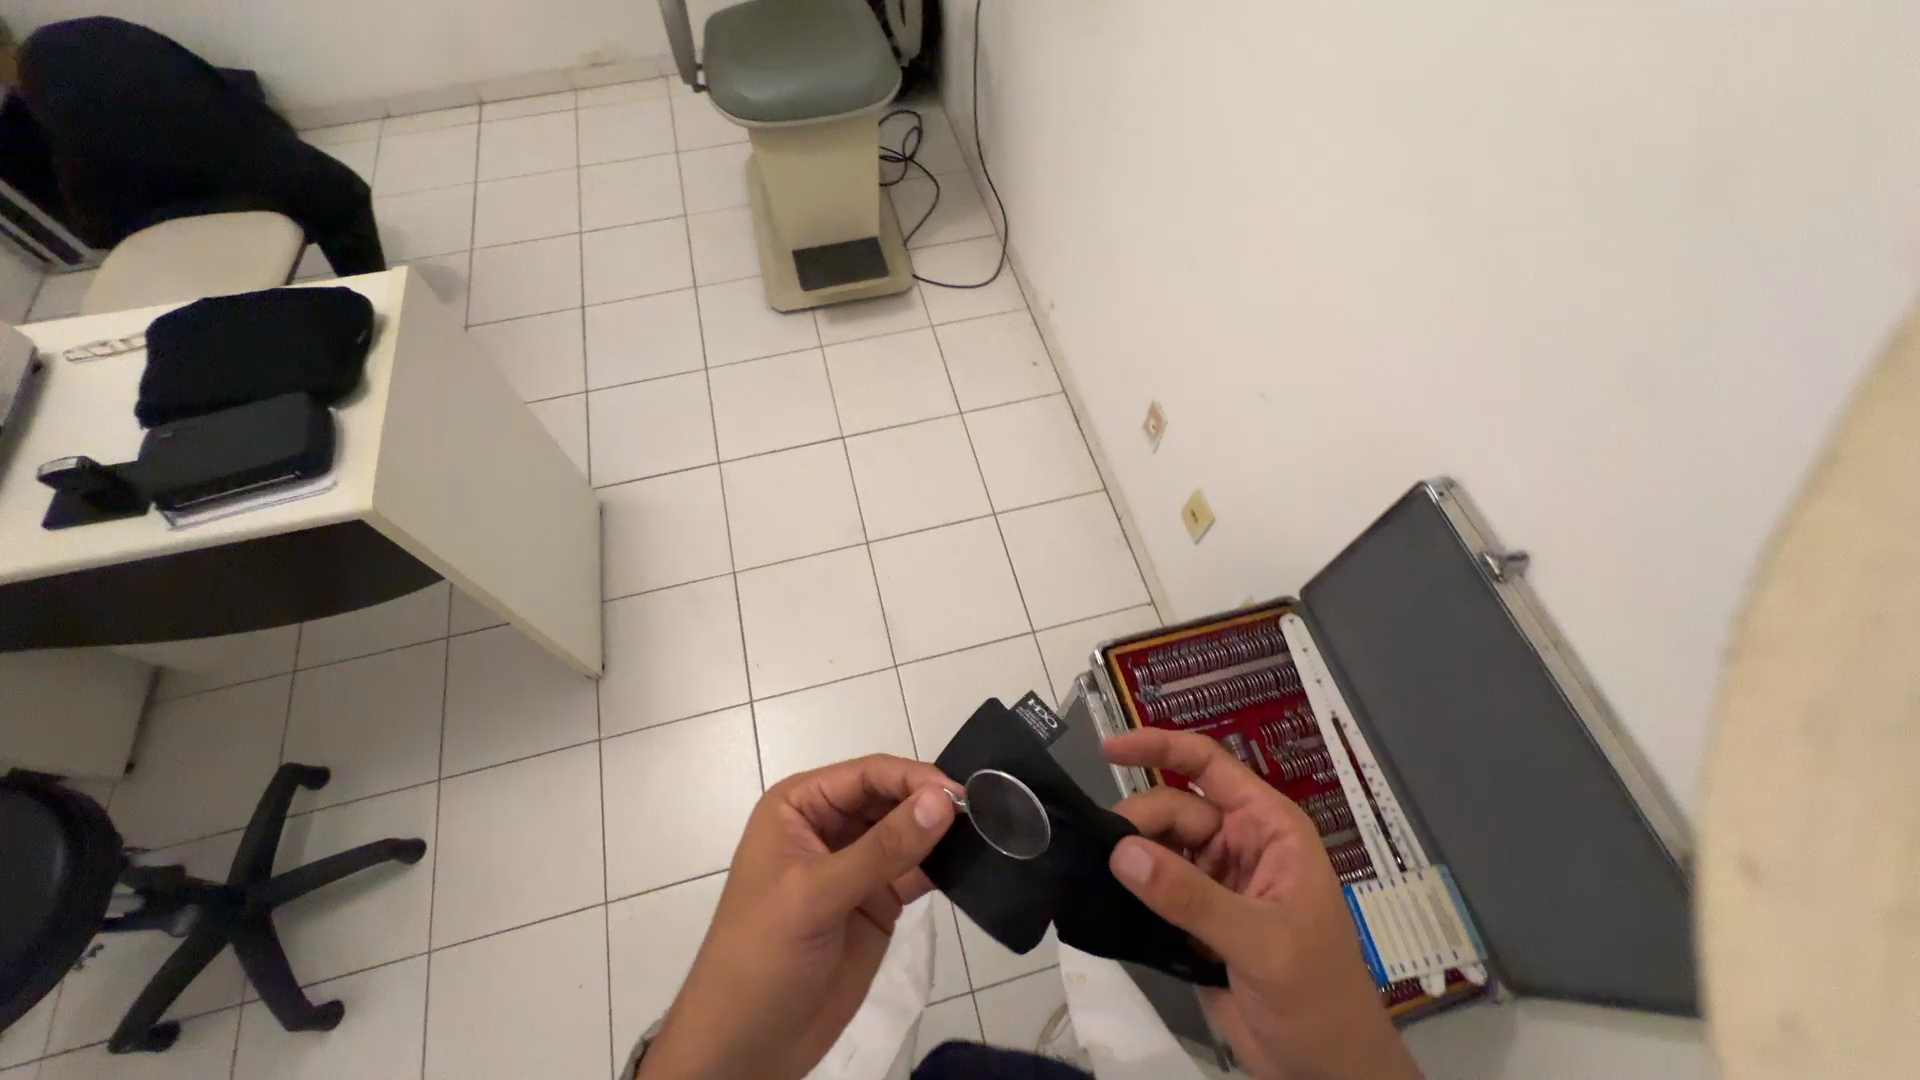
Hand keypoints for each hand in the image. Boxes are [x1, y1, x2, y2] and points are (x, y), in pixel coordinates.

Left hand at [637, 755, 957, 1079]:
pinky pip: (915, 870)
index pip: (867, 775)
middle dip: (931, 802)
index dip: (913, 779)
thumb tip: (942, 800)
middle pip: (891, 797)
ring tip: (988, 831)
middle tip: (983, 812)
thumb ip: (883, 848)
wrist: (746, 1047)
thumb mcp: (817, 895)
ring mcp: (855, 864)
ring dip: (940, 832)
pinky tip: (971, 863)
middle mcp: (829, 825)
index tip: (960, 793)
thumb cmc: (762, 956)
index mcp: (800, 806)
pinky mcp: (876, 901)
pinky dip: (942, 866)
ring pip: (907, 831)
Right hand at [1105, 728, 1420, 1079]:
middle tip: (1106, 858)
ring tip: (1096, 873)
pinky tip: (1101, 894)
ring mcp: (1214, 882)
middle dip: (1138, 824)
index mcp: (1268, 828)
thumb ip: (1191, 897)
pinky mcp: (1192, 918)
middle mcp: (1238, 844)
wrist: (1325, 1073)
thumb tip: (1121, 851)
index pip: (1209, 767)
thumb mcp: (1261, 942)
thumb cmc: (1317, 997)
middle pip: (1172, 809)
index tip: (1108, 747)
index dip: (1160, 747)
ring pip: (1157, 846)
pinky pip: (1152, 885)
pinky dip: (1128, 887)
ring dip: (1128, 856)